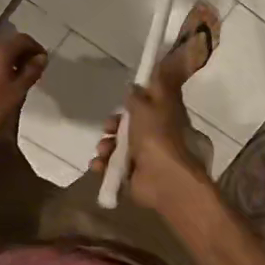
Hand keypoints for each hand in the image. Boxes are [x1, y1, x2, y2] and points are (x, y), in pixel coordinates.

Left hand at [0, 33, 47, 149]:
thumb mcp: (18, 91)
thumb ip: (31, 71)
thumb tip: (42, 57)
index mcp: (0, 52)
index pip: (23, 39)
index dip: (36, 47)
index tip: (44, 60)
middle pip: (9, 44)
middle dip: (23, 53)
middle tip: (34, 69)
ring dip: (11, 60)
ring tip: (20, 77)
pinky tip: (2, 83)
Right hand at [90, 86, 210, 214]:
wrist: (163, 177)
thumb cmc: (157, 135)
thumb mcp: (146, 107)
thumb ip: (136, 96)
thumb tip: (133, 87)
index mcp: (165, 115)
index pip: (149, 103)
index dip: (134, 100)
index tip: (122, 100)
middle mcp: (156, 134)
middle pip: (129, 125)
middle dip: (113, 125)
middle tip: (108, 127)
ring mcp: (144, 156)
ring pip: (118, 146)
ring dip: (105, 146)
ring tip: (103, 150)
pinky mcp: (132, 175)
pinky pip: (112, 167)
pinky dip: (103, 165)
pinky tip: (98, 165)